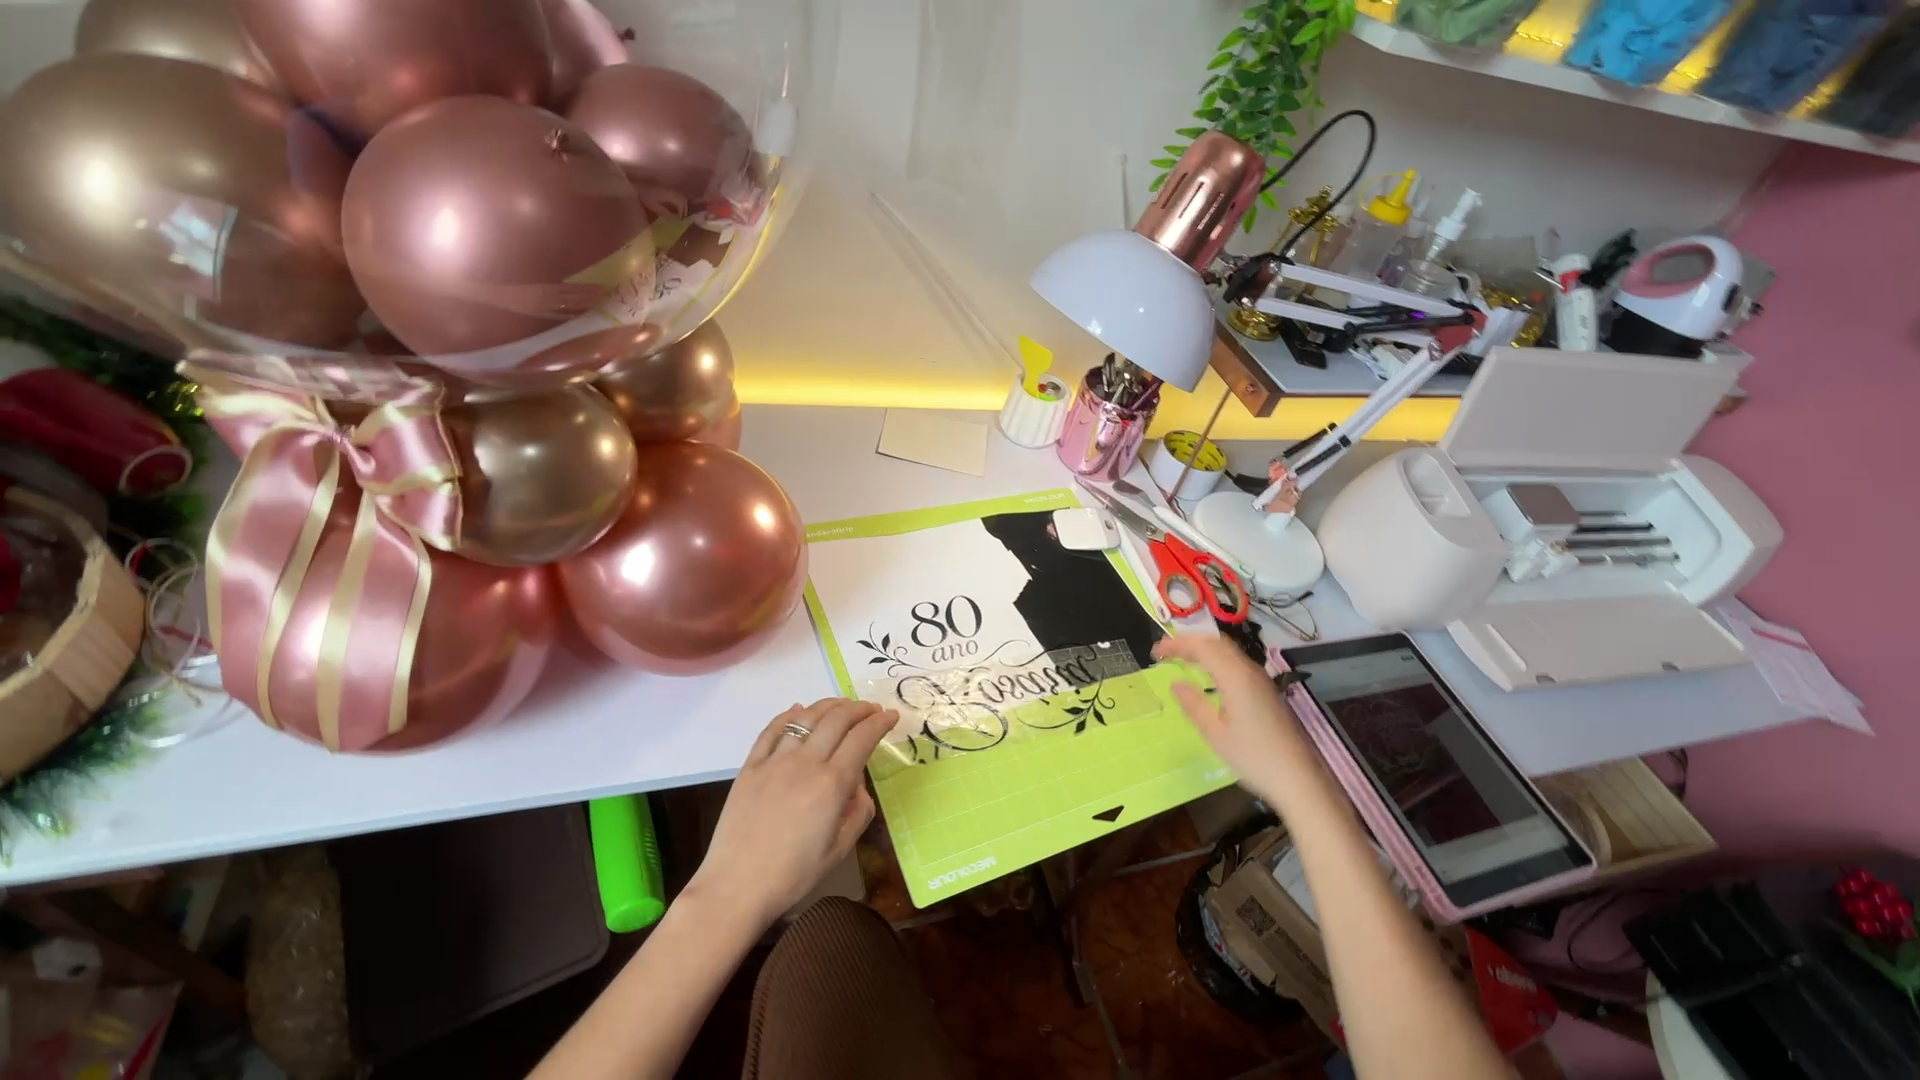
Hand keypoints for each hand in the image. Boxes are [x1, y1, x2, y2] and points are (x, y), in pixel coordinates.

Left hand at [685, 699, 898, 931]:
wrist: (737, 887)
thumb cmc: (794, 875)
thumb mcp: (840, 848)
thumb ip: (858, 811)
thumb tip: (857, 785)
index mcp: (831, 784)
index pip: (862, 739)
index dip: (880, 722)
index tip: (891, 716)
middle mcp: (805, 763)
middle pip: (836, 720)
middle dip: (859, 708)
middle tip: (871, 709)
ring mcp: (774, 762)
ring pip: (806, 718)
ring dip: (828, 705)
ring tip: (842, 704)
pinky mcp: (750, 767)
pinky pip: (771, 730)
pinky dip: (788, 715)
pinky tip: (798, 710)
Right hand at [1154, 634, 1329, 809]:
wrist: (1297, 777)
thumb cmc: (1253, 757)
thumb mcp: (1215, 734)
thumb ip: (1193, 704)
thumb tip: (1176, 683)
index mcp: (1235, 678)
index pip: (1203, 647)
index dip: (1177, 644)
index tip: (1155, 652)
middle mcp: (1250, 671)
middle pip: (1218, 643)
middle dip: (1190, 641)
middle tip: (1165, 651)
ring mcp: (1262, 680)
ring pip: (1229, 651)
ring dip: (1204, 649)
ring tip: (1182, 658)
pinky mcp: (1267, 691)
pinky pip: (1238, 663)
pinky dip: (1217, 660)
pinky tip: (1209, 675)